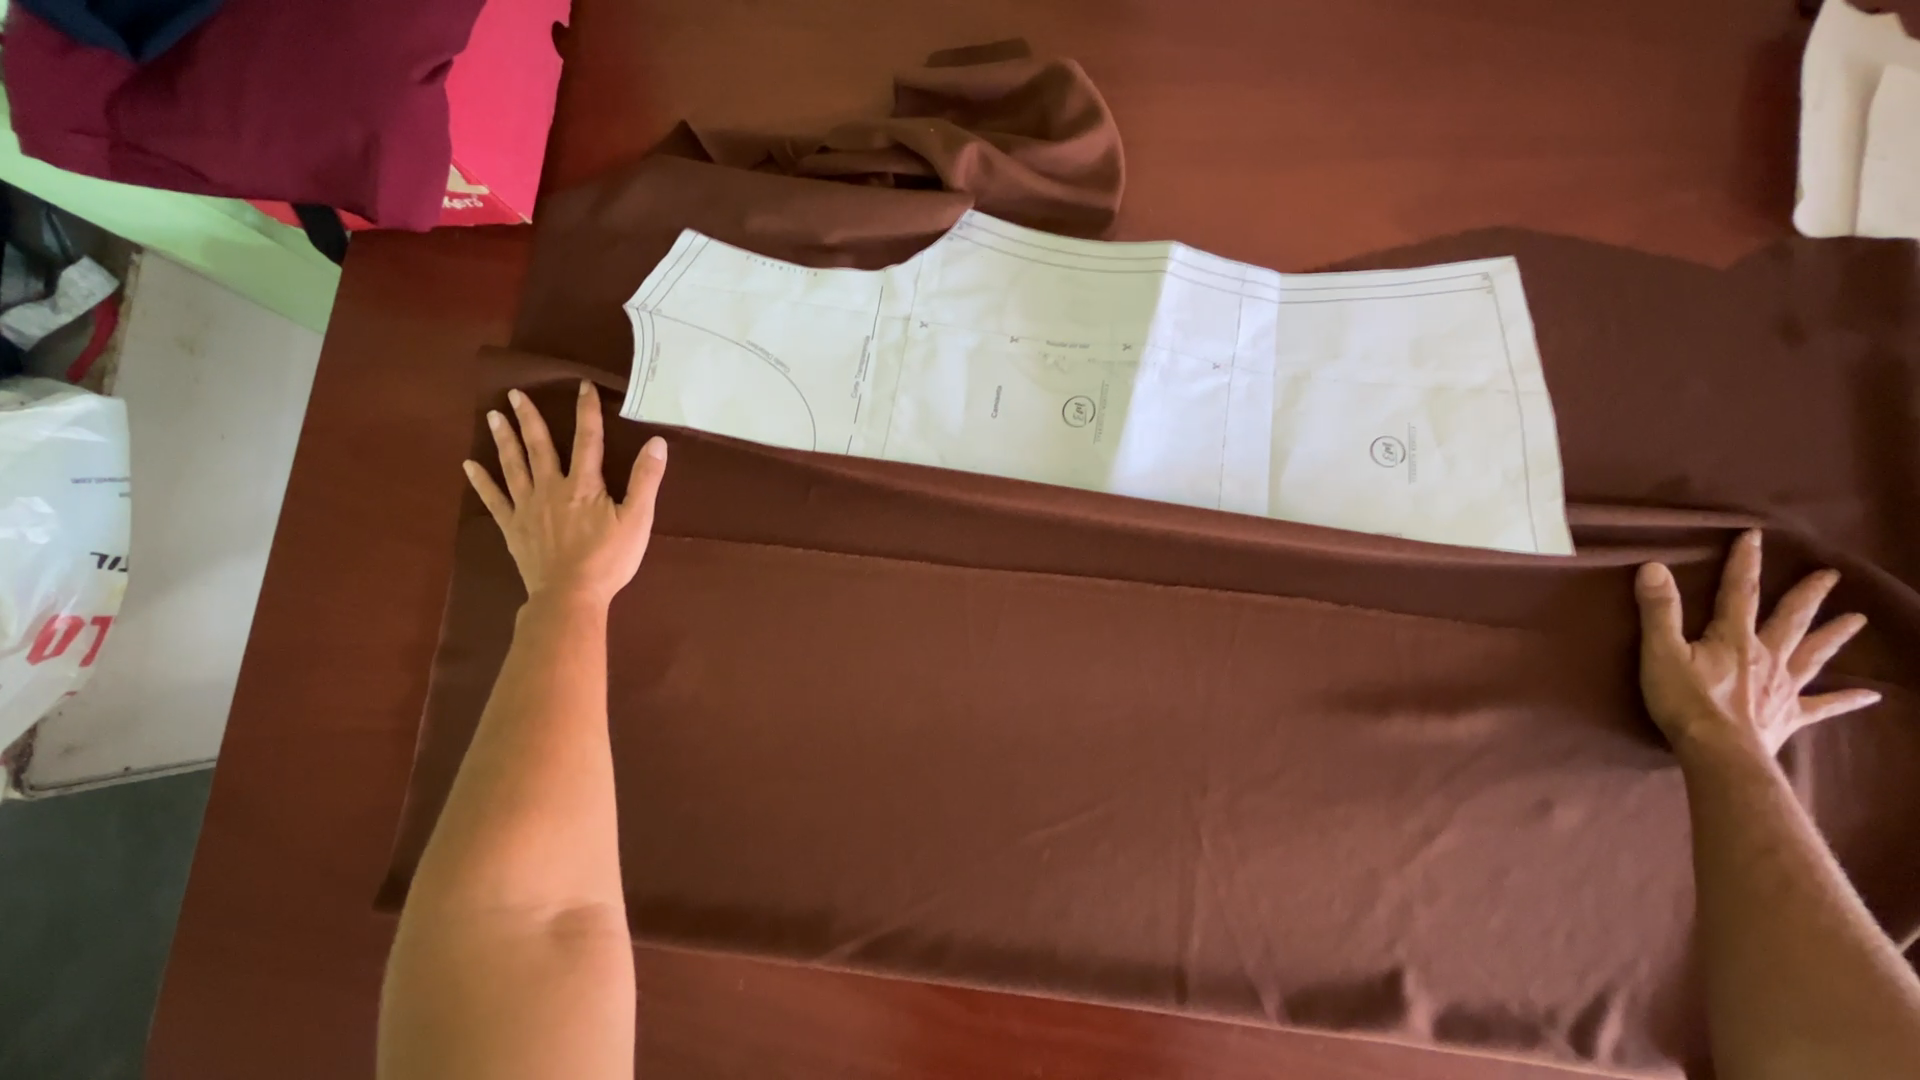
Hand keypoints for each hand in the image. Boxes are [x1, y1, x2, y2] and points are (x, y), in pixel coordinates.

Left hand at [463, 381, 667, 607]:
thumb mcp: (638, 519)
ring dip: (503, 439)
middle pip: (540, 446)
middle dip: (528, 418)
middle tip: (514, 394)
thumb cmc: (609, 559)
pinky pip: (493, 499)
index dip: (586, 411)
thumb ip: (646, 480)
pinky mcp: (513, 527)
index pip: (588, 439)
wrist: (570, 595)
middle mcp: (551, 487)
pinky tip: (469, 466)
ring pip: (513, 465)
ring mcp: (527, 507)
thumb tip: (656, 443)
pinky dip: (481, 481)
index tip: (582, 386)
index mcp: (584, 484)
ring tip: (493, 416)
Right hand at [1634, 529, 1878, 759]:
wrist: (1718, 750)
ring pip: (1814, 654)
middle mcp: (1767, 656)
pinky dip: (1847, 700)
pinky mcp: (1788, 715)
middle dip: (1808, 596)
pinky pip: (1823, 706)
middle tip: (1831, 575)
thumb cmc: (1685, 700)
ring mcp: (1783, 687)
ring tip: (1858, 620)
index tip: (1755, 536)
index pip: (1738, 592)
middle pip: (1790, 619)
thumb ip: (1659, 610)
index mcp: (1735, 639)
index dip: (1745, 563)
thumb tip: (1655, 566)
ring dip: (1834, 636)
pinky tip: (1871, 696)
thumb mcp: (1660, 651)